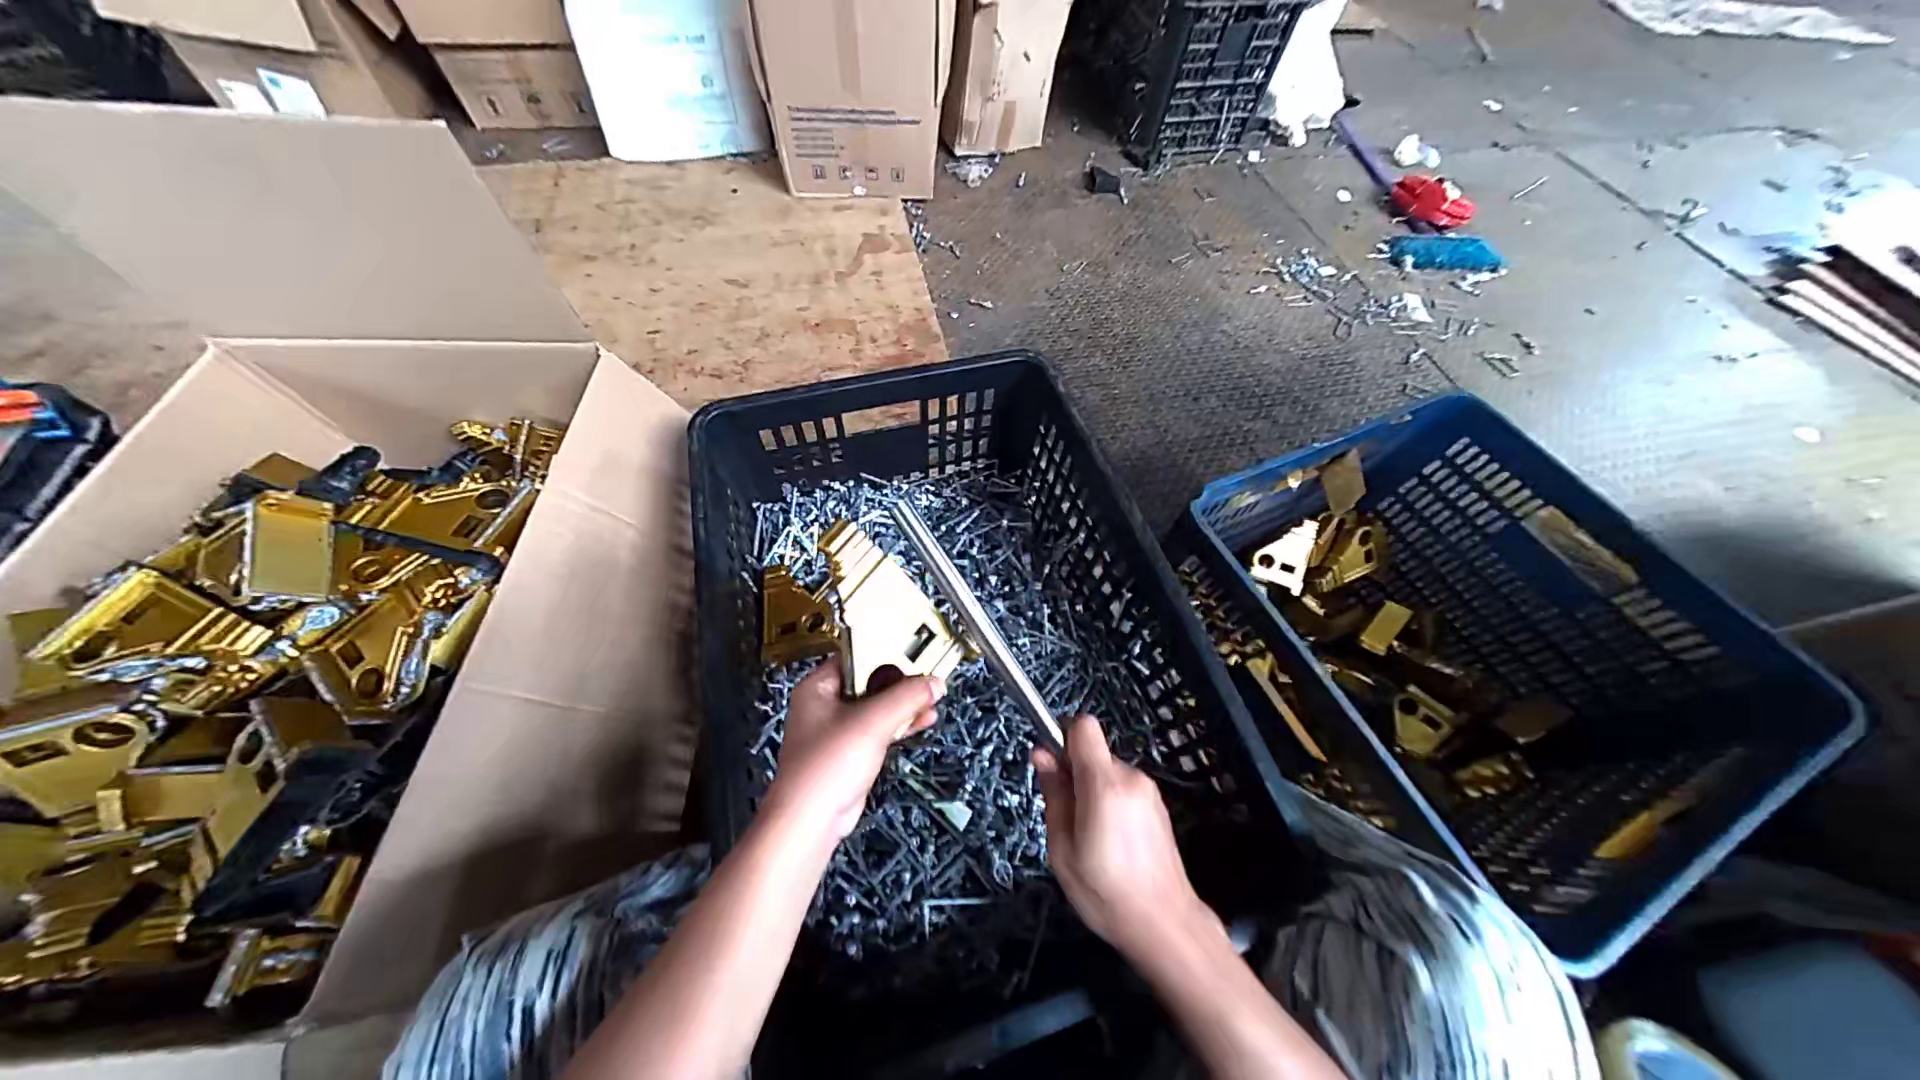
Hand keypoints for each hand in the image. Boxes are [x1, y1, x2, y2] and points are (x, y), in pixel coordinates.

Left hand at [764, 663, 943, 838]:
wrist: (811, 820)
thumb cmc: (826, 766)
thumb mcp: (872, 722)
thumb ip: (906, 697)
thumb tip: (934, 682)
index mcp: (818, 687)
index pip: (856, 656)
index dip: (886, 651)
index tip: (916, 650)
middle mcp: (825, 704)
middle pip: (870, 681)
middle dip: (902, 680)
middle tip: (929, 674)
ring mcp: (838, 729)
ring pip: (878, 705)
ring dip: (905, 703)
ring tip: (933, 696)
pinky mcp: (850, 752)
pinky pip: (880, 728)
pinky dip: (901, 723)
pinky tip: (924, 719)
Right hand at [1033, 714, 1219, 959]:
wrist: (1165, 926)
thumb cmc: (1108, 895)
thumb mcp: (1062, 848)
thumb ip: (1053, 794)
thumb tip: (1042, 756)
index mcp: (1104, 786)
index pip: (1083, 726)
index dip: (1061, 736)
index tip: (1051, 764)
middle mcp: (1130, 779)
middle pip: (1092, 751)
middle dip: (1074, 773)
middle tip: (1065, 815)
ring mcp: (1148, 791)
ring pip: (1107, 770)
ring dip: (1092, 790)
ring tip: (1088, 835)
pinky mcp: (1157, 805)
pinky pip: (1123, 787)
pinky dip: (1110, 802)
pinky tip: (1109, 840)